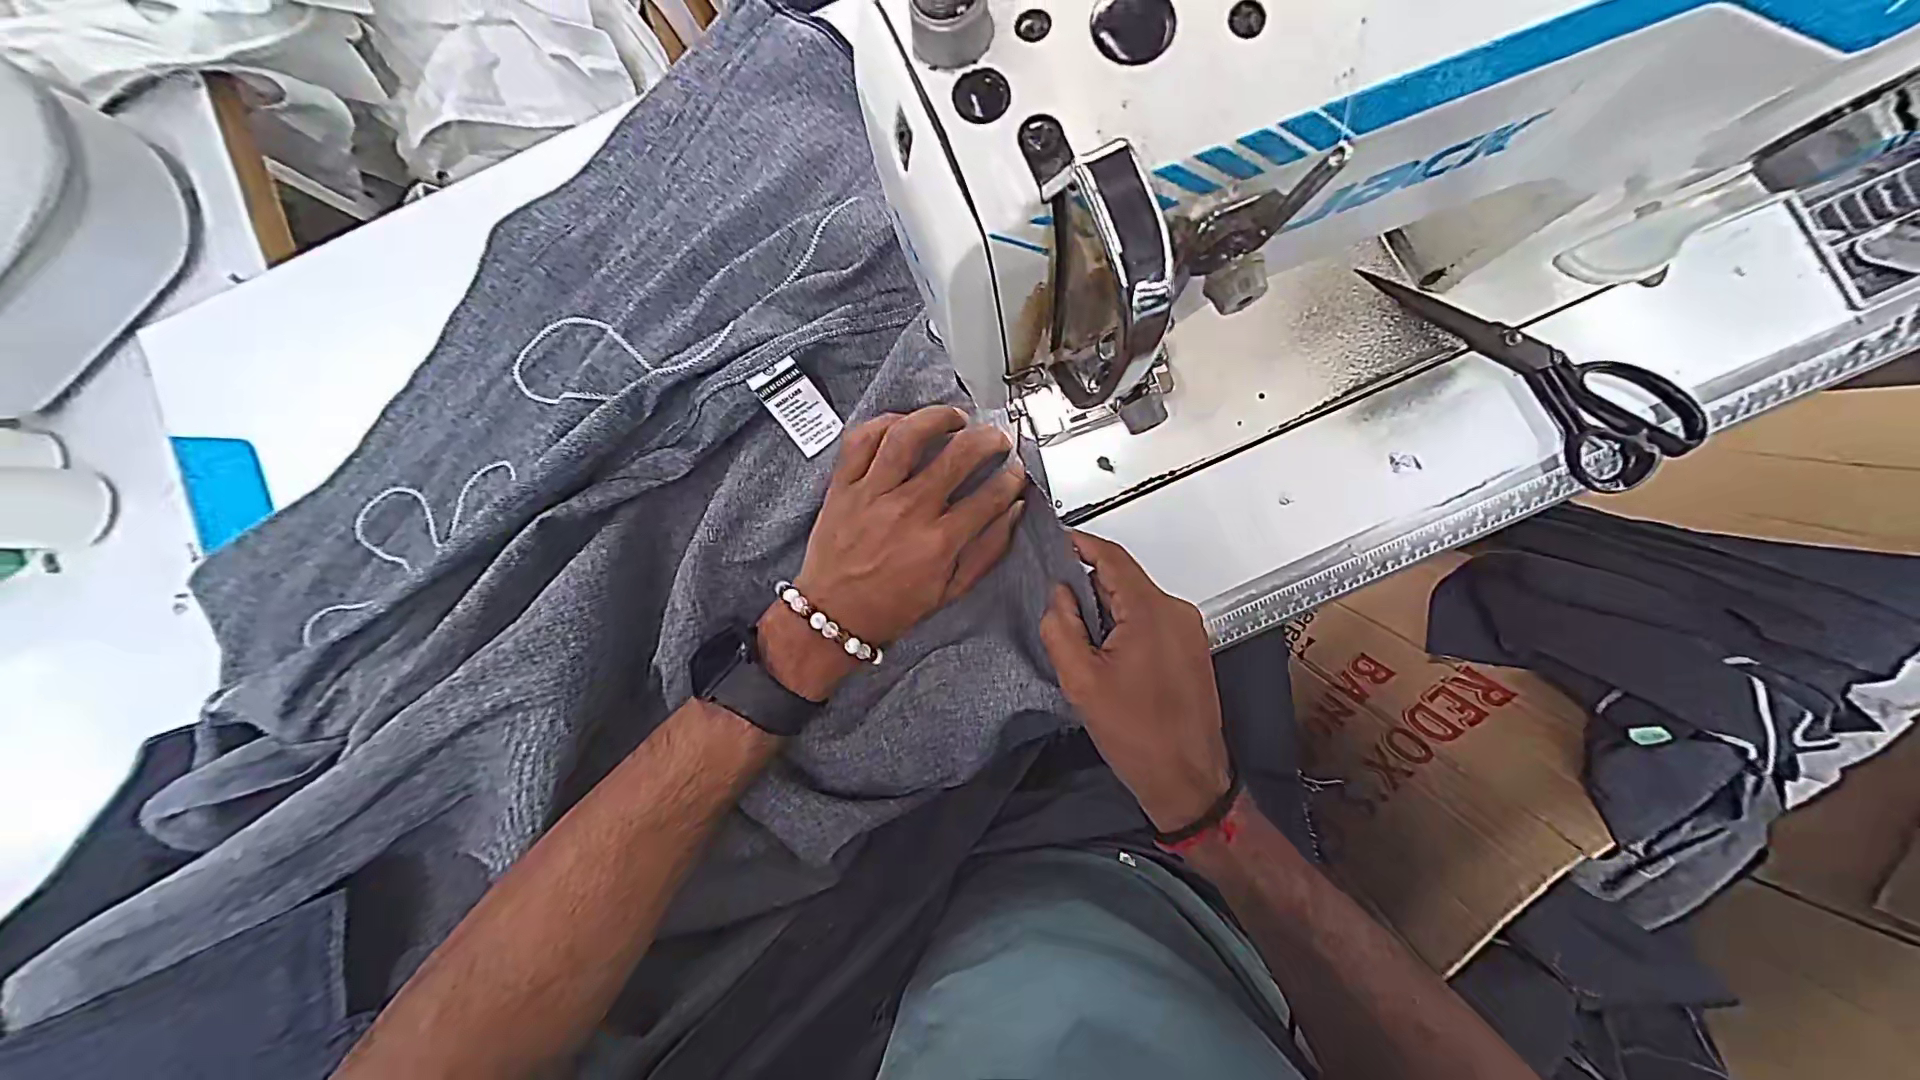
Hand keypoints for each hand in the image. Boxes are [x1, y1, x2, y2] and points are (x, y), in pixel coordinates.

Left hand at [758, 405, 1027, 700]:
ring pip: (908, 435)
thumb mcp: (950, 590)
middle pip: (958, 455)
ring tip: (955, 418)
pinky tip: (904, 424)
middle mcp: (907, 512)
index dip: (1011, 478)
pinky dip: (885, 423)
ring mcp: (872, 495)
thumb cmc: (890, 606)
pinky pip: (862, 440)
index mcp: (938, 543)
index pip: (989, 496)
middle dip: (989, 439)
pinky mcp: (843, 487)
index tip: (1014, 471)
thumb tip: (1013, 513)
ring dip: (938, 417)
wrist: (834, 615)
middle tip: (996, 438)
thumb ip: (987, 551)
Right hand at [1039, 531, 1231, 832]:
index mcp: (1151, 613)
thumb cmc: (1142, 737)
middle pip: (1124, 578)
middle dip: (1089, 584)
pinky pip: (1151, 618)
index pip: (1112, 558)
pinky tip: (1109, 655)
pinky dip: (1126, 624)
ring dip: (1107, 608)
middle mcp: (1176, 614)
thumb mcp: (1080, 681)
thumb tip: (1058, 596)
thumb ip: (1061, 628)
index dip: (1081, 544)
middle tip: (1060, 605)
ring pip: (1137, 599)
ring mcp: (1188, 631)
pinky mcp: (1190, 647)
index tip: (1060, 539)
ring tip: (1086, 642)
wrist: (1187, 778)